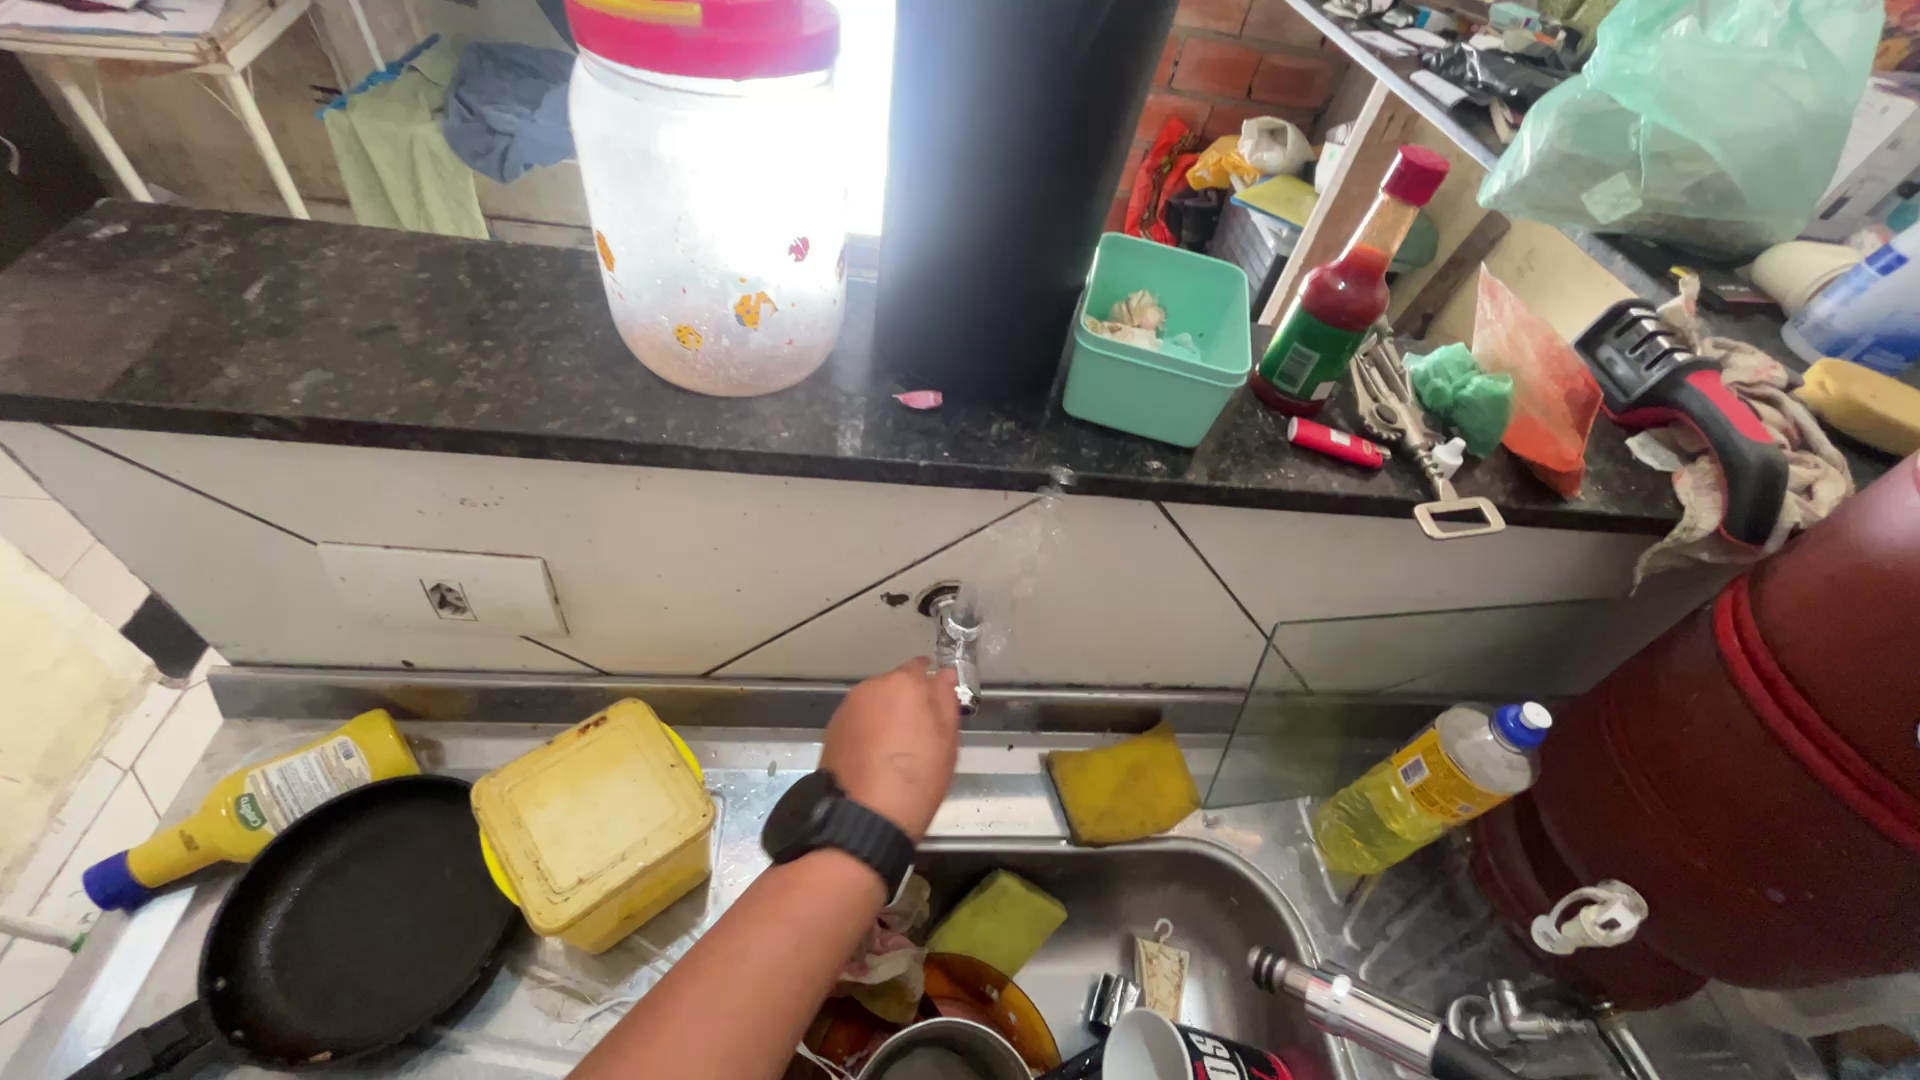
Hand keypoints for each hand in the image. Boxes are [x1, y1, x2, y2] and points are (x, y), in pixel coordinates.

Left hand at [820, 657, 961, 841]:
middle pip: (895, 686)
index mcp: (903, 682)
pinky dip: (867, 733)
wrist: (865, 817)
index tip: (937, 707)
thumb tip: (944, 674)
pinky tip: (875, 759)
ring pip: (874, 704)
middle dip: (907, 702)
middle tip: (920, 736)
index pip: (921, 667)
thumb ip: (946, 699)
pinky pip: (858, 722)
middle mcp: (871, 687)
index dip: (931, 686)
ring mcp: (847, 708)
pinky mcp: (831, 730)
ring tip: (896, 752)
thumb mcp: (947, 740)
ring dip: (885, 717)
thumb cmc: (917, 778)